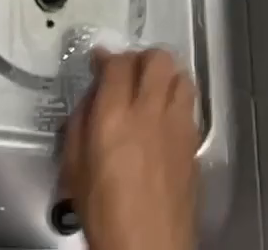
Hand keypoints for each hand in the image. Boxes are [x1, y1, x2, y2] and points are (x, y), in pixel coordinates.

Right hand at [60, 48, 199, 249]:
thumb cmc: (106, 213)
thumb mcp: (74, 161)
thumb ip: (81, 120)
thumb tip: (91, 100)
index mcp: (114, 115)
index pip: (117, 62)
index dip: (106, 55)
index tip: (98, 60)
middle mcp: (150, 115)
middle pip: (158, 60)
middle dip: (140, 56)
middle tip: (126, 68)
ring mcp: (178, 131)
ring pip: (182, 78)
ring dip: (164, 75)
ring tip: (149, 86)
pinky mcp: (194, 150)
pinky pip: (189, 108)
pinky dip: (176, 101)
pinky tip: (162, 117)